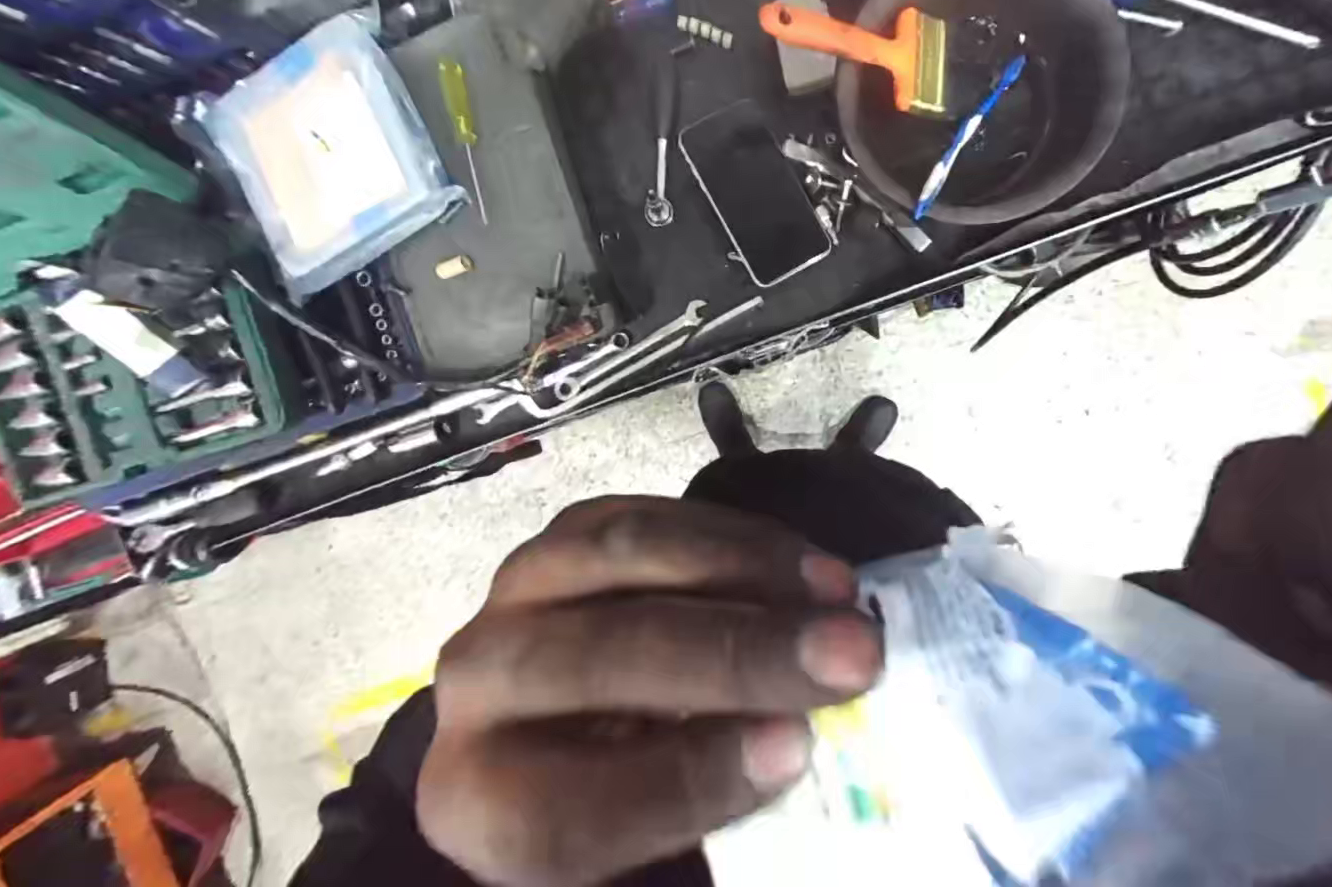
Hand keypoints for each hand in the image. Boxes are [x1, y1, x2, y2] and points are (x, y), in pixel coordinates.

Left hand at [415, 496, 881, 886]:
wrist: (544, 696)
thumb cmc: (598, 773)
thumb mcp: (636, 818)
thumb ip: (702, 784)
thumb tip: (801, 728)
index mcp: (481, 797)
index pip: (576, 805)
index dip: (694, 775)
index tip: (799, 745)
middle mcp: (479, 678)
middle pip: (607, 657)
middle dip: (740, 652)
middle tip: (852, 651)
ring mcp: (521, 582)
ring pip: (630, 555)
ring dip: (748, 568)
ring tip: (837, 589)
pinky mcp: (567, 527)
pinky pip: (652, 512)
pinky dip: (735, 533)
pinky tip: (797, 557)